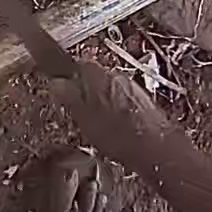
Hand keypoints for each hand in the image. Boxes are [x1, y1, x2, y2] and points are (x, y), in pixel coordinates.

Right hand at [50, 61, 175, 166]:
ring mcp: (131, 86)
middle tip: (77, 112)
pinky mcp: (143, 100)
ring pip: (108, 88)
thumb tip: (57, 83)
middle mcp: (114, 74)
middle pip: (93, 76)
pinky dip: (116, 110)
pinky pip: (122, 100)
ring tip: (97, 124)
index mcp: (95, 74)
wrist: (155, 147)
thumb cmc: (116, 133)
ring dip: (101, 101)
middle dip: (85, 91)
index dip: (68, 79)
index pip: (75, 65)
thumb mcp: (82, 117)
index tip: (62, 92)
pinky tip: (115, 128)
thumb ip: (68, 96)